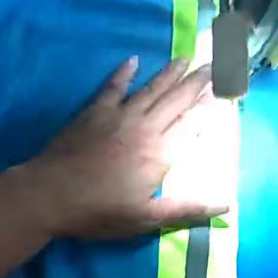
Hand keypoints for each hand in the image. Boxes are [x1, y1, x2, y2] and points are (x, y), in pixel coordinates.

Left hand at [17, 57, 228, 239]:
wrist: (50, 194)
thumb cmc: (99, 211)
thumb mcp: (146, 219)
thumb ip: (186, 209)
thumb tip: (227, 206)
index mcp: (160, 153)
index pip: (191, 123)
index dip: (208, 106)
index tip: (225, 89)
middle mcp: (144, 128)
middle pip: (175, 100)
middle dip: (196, 81)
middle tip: (215, 63)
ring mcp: (117, 116)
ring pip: (150, 89)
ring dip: (169, 73)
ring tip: (186, 58)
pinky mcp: (93, 112)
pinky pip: (112, 86)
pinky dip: (123, 73)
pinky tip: (133, 61)